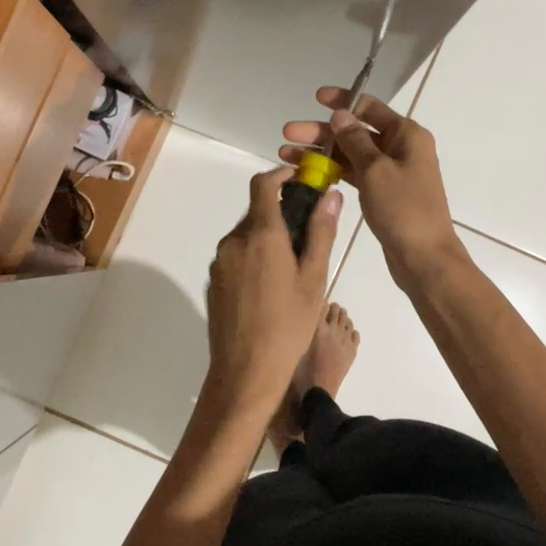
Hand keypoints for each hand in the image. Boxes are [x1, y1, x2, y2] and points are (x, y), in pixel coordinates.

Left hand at [204, 166, 342, 407]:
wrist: (246, 370)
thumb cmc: (289, 326)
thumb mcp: (314, 279)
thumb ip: (321, 233)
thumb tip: (331, 196)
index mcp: (260, 236)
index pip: (263, 184)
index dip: (281, 175)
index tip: (300, 180)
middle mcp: (233, 242)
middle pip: (256, 212)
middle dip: (281, 214)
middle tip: (308, 236)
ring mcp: (220, 263)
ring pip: (246, 236)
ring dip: (267, 239)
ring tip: (292, 268)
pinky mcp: (214, 282)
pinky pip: (236, 257)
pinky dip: (254, 259)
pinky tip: (270, 288)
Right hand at [281, 86, 462, 279]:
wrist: (423, 257)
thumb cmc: (403, 209)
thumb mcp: (376, 170)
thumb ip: (355, 141)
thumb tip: (340, 115)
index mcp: (406, 135)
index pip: (370, 108)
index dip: (342, 101)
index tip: (315, 99)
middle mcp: (400, 149)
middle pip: (355, 132)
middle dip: (321, 132)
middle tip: (287, 134)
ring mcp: (391, 173)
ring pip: (351, 155)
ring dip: (321, 153)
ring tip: (286, 154)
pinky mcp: (382, 194)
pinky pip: (354, 175)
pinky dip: (333, 173)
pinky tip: (308, 175)